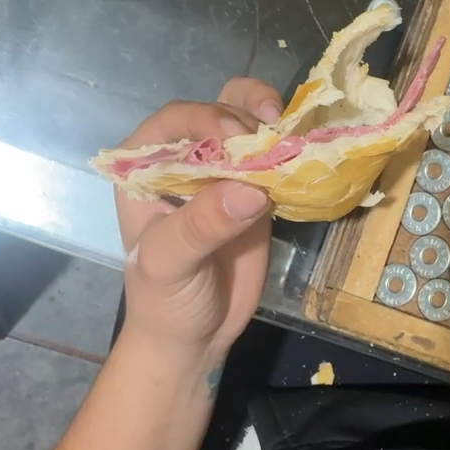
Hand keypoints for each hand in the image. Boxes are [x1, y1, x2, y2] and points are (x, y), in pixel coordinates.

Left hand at [113, 77, 282, 364]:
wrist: (194, 338)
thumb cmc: (164, 300)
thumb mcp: (169, 264)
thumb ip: (201, 226)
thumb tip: (251, 190)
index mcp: (144, 168)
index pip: (173, 122)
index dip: (203, 118)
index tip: (232, 138)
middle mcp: (183, 161)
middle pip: (216, 112)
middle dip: (243, 116)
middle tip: (266, 138)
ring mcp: (222, 174)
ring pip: (247, 124)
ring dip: (269, 121)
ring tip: (288, 132)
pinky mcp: (255, 193)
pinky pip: (273, 159)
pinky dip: (290, 151)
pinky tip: (305, 153)